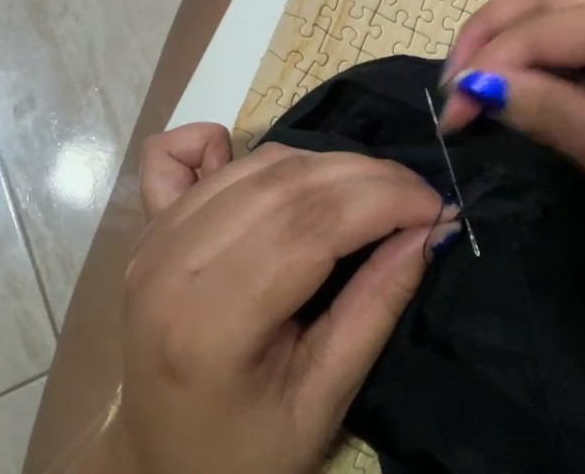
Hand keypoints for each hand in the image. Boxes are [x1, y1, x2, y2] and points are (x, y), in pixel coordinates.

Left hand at [94, 139, 449, 473]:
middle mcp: (172, 263)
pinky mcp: (147, 227)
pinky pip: (179, 154)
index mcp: (211, 322)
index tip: (436, 205)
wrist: (162, 464)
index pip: (310, 227)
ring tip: (373, 188)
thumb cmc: (247, 450)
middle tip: (418, 195)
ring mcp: (152, 239)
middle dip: (366, 176)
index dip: (382, 201)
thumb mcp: (324, 399)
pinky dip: (228, 143)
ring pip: (254, 165)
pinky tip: (266, 164)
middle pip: (285, 184)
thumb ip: (374, 307)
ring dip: (324, 162)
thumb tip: (428, 231)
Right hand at [439, 0, 584, 128]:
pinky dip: (552, 59)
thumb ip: (559, 115)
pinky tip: (533, 91)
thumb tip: (481, 83)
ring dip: (518, 41)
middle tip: (451, 85)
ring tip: (480, 87)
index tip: (449, 115)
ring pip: (571, 13)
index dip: (487, 63)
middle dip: (492, 34)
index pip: (546, 25)